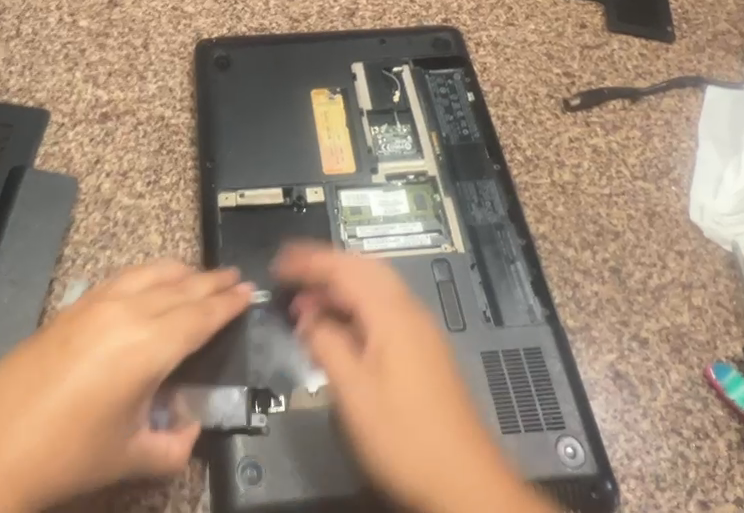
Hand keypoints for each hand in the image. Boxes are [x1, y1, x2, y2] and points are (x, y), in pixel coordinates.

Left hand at [0, 261, 251, 512]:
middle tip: (236, 277)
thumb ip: (175, 444)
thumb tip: (191, 426)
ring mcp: (93, 305)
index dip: (228, 304)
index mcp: (148, 347)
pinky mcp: (69, 309)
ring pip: (148, 274)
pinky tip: (149, 283)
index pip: (200, 316)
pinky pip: (119, 279)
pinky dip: (145, 275)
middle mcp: (125, 313)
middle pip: (179, 287)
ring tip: (199, 275)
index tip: (250, 292)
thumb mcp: (133, 458)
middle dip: (211, 282)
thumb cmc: (66, 459)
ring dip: (179, 271)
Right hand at [275, 243, 557, 512]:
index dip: (309, 261)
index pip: (344, 269)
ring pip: (375, 288)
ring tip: (306, 304)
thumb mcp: (353, 393)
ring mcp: (421, 331)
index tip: (278, 262)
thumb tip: (307, 316)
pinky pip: (383, 309)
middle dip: (325, 266)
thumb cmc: (404, 437)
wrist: (465, 482)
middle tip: (290, 275)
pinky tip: (337, 329)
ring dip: (339, 286)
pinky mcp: (424, 351)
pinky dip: (355, 306)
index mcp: (392, 315)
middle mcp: (410, 312)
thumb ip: (326, 344)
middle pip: (364, 269)